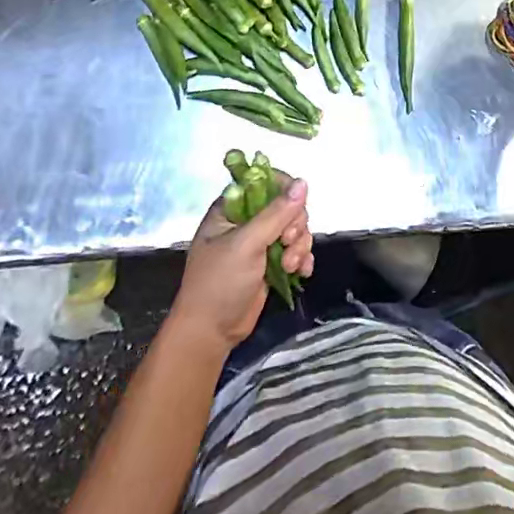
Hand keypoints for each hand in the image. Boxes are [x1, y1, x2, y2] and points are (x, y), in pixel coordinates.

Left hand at [171, 175, 314, 347]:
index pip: (264, 182)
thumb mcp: (246, 244)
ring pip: (295, 228)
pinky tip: (302, 272)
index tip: (293, 207)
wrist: (211, 332)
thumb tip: (302, 183)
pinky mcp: (271, 263)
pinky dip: (303, 259)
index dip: (285, 190)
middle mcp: (247, 222)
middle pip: (287, 206)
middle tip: (286, 242)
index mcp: (231, 209)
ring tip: (290, 266)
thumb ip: (276, 214)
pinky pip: (297, 250)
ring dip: (299, 246)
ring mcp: (260, 243)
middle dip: (294, 225)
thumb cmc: (219, 283)